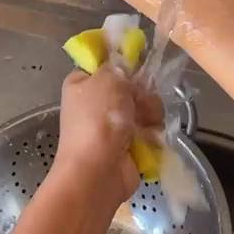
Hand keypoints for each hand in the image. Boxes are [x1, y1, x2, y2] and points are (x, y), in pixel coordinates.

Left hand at [49, 66, 155, 211]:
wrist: (98, 169)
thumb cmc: (97, 119)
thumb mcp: (107, 79)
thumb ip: (119, 69)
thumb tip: (127, 76)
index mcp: (81, 83)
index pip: (104, 65)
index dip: (121, 64)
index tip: (136, 65)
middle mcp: (95, 102)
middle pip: (130, 86)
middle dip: (140, 93)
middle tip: (138, 101)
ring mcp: (112, 125)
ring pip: (144, 107)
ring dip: (149, 113)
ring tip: (145, 123)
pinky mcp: (129, 144)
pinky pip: (149, 129)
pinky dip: (152, 132)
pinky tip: (150, 137)